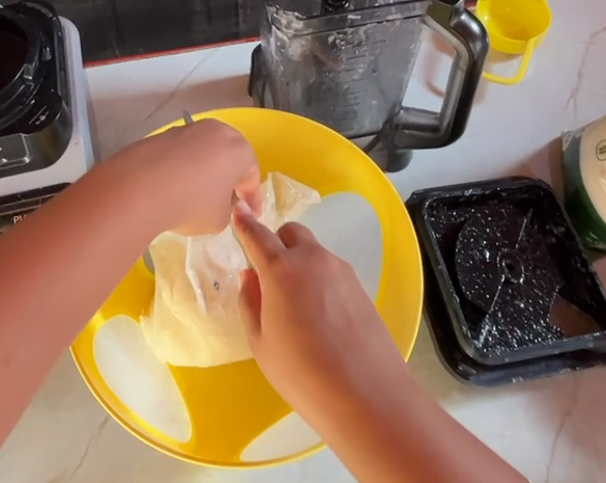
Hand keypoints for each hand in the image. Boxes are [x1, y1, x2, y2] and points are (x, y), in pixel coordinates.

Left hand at [113, 116, 260, 235]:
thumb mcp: (219, 219)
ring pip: (204, 152)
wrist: (142, 186)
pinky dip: (182, 167)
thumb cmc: (192, 203)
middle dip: (229, 177)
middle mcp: (218, 132)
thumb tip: (218, 202)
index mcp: (240, 150)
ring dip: (204, 170)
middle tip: (227, 199)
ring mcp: (190, 129)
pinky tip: (174, 186)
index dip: (251, 199)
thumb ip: (227, 209)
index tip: (251, 214)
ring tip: (197, 192)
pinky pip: (182, 153)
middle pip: (229, 157)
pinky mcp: (164, 134)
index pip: (251, 177)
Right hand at [233, 208, 411, 424]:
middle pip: (290, 233)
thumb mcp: (261, 344)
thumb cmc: (302, 373)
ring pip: (313, 252)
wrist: (366, 394)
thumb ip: (249, 303)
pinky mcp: (359, 285)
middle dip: (277, 244)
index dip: (245, 223)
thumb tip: (250, 276)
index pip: (257, 235)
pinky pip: (331, 271)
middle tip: (271, 278)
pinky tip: (322, 318)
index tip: (238, 210)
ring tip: (299, 308)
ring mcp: (340, 269)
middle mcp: (311, 259)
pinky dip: (320, 280)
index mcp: (280, 269)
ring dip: (300, 263)